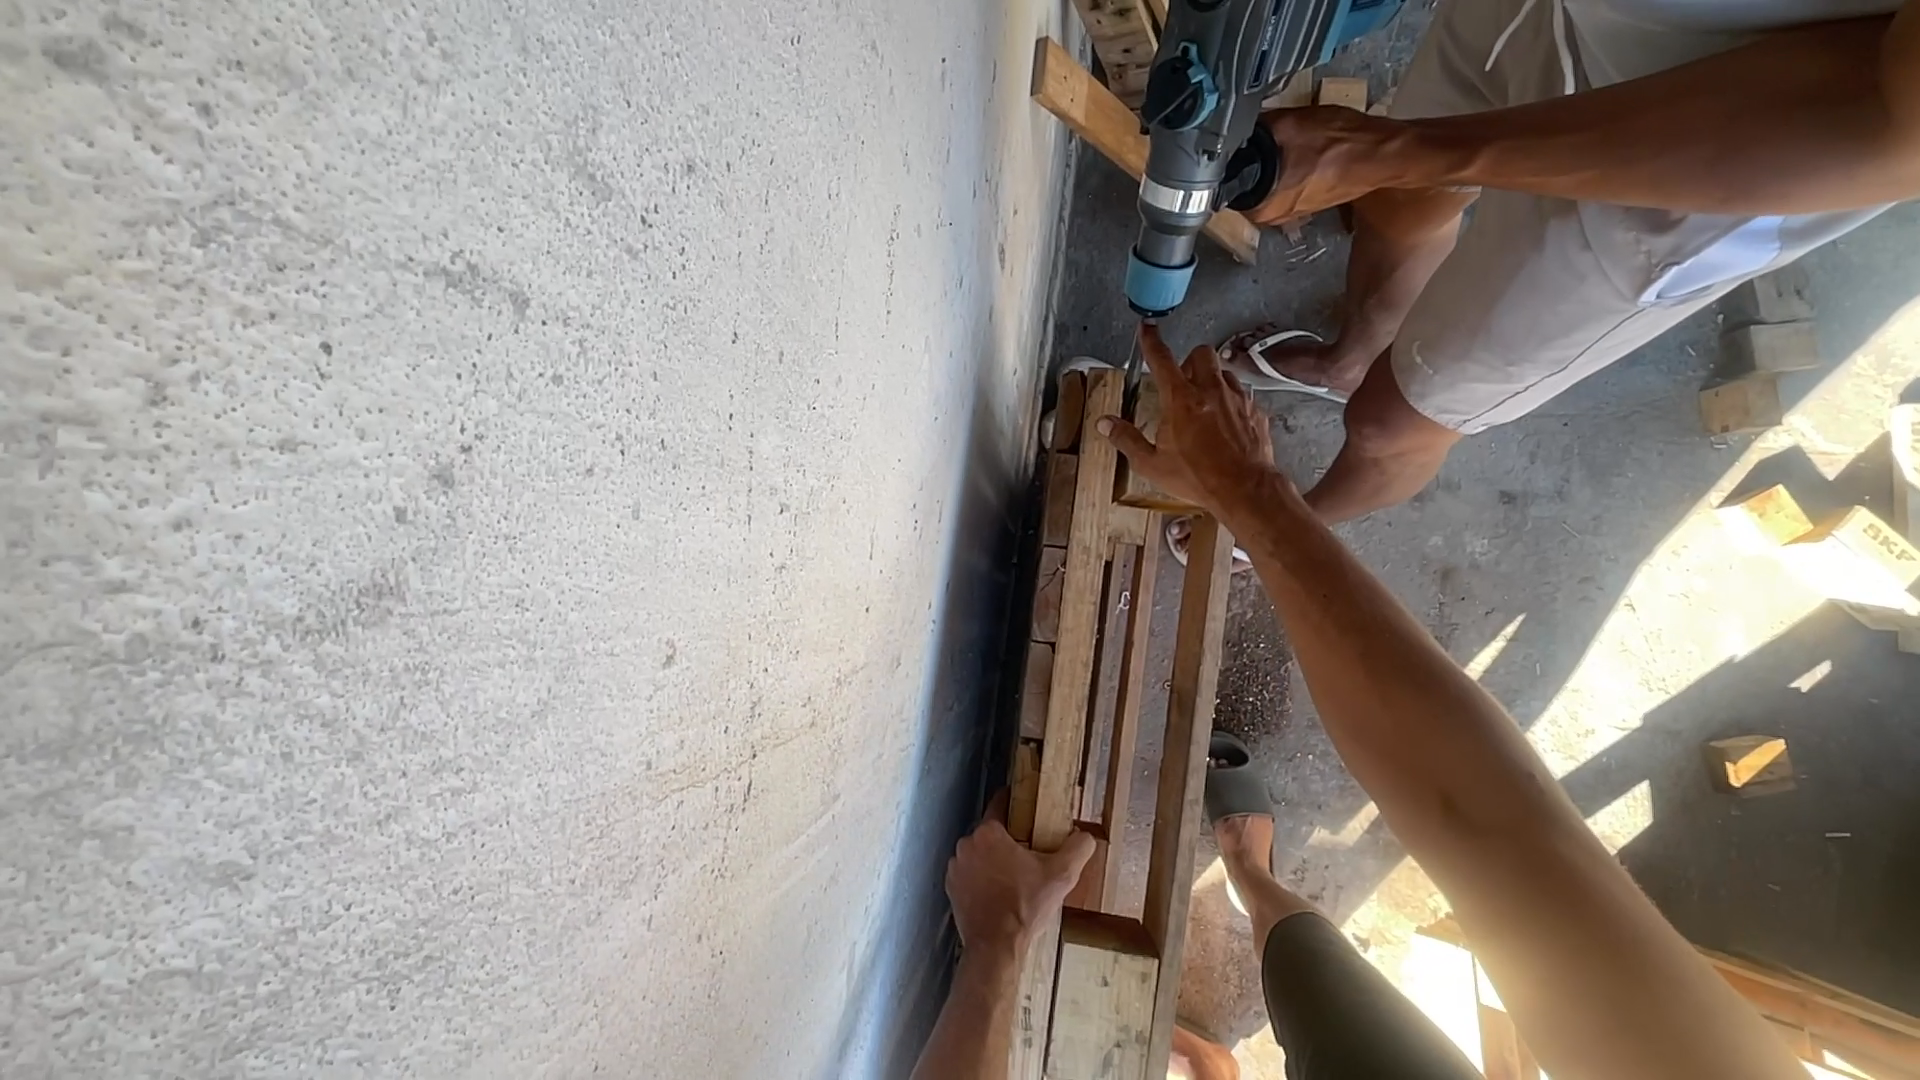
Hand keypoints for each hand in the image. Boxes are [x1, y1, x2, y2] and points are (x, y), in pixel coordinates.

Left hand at [945, 791, 1096, 953]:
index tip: (1024, 806)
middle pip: (991, 831)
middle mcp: (967, 843)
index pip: (1000, 803)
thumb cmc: (1025, 908)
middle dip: (1007, 838)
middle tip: (1026, 853)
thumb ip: (1078, 848)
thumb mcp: (1062, 876)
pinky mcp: (951, 887)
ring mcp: (956, 866)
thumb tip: (1085, 836)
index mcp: (989, 832)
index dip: (1015, 802)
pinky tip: (998, 892)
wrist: (996, 947)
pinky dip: (980, 878)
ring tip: (1013, 877)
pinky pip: (968, 873)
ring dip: (992, 859)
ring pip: (979, 852)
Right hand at [1097, 324, 1293, 522]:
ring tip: (1204, 403)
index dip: (1151, 341)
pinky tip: (1225, 422)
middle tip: (1182, 381)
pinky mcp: (1255, 411)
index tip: (1147, 328)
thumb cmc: (1198, 477)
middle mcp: (1210, 391)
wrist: (1245, 489)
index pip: (1162, 360)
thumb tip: (1105, 424)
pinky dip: (1231, 401)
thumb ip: (1127, 439)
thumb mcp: (1152, 464)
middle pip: (1201, 354)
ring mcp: (1237, 399)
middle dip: (1189, 361)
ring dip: (1211, 380)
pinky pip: (1242, 394)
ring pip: (1224, 371)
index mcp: (1180, 400)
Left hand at [1242, 106, 1413, 224]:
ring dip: (1273, 165)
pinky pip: (1289, 184)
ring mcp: (1292, 213)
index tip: (1231, 146)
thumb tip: (1237, 124)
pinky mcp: (1309, 204)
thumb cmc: (1338, 142)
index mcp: (1259, 207)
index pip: (1227, 186)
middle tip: (1262, 137)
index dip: (1229, 162)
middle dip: (1252, 161)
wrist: (1383, 154)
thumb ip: (1257, 127)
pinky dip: (1292, 168)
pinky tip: (1304, 152)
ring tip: (1287, 142)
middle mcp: (1272, 218)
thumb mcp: (1288, 123)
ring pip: (1268, 184)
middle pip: (1246, 184)